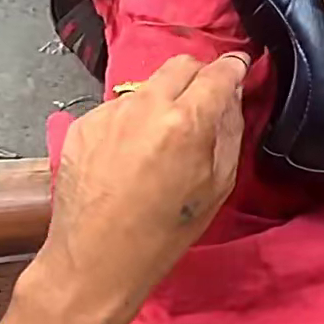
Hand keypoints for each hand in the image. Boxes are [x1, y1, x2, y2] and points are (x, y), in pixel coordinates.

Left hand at [24, 53, 248, 323]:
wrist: (96, 259)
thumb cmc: (166, 231)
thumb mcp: (218, 185)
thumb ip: (230, 131)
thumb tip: (231, 97)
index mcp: (186, 122)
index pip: (218, 73)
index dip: (234, 66)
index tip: (239, 66)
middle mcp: (145, 106)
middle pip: (182, 64)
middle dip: (200, 75)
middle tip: (204, 100)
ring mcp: (109, 112)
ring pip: (149, 85)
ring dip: (165, 99)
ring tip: (162, 139)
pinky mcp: (83, 123)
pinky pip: (119, 107)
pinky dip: (133, 119)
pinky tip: (130, 154)